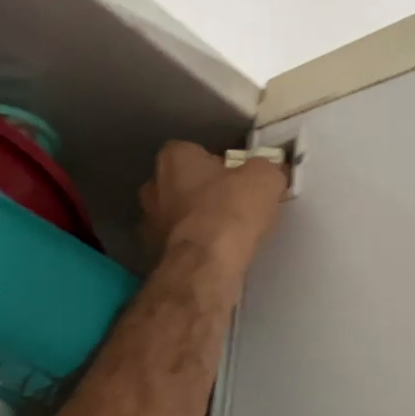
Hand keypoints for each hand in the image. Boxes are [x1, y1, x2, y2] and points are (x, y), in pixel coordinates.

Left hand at [138, 141, 285, 272]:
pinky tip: (211, 252)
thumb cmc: (230, 209)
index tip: (236, 178)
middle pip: (180, 183)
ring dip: (194, 220)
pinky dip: (190, 244)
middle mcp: (152, 186)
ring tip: (223, 232)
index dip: (216, 163)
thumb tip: (266, 174)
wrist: (205, 263)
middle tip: (230, 204)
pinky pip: (175, 241)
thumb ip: (262, 169)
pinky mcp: (152, 251)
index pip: (192, 152)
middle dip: (201, 192)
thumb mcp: (264, 178)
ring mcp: (148, 221)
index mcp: (173, 158)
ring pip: (175, 214)